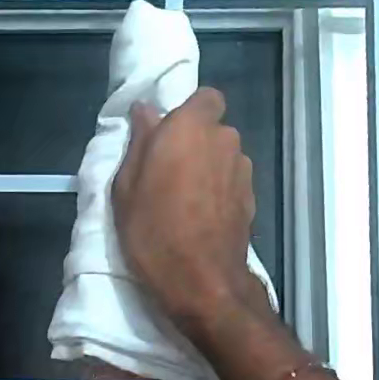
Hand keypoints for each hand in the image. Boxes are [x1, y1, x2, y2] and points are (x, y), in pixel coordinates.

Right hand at [111, 87, 264, 336]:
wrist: (202, 281)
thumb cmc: (153, 230)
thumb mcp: (126, 187)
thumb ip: (139, 142)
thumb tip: (147, 112)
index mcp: (191, 127)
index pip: (205, 98)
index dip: (188, 114)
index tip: (167, 137)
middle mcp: (225, 140)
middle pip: (214, 130)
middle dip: (195, 143)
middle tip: (167, 173)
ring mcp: (243, 171)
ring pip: (224, 157)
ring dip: (209, 169)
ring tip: (185, 201)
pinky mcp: (252, 200)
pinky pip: (231, 183)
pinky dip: (219, 192)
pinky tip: (201, 219)